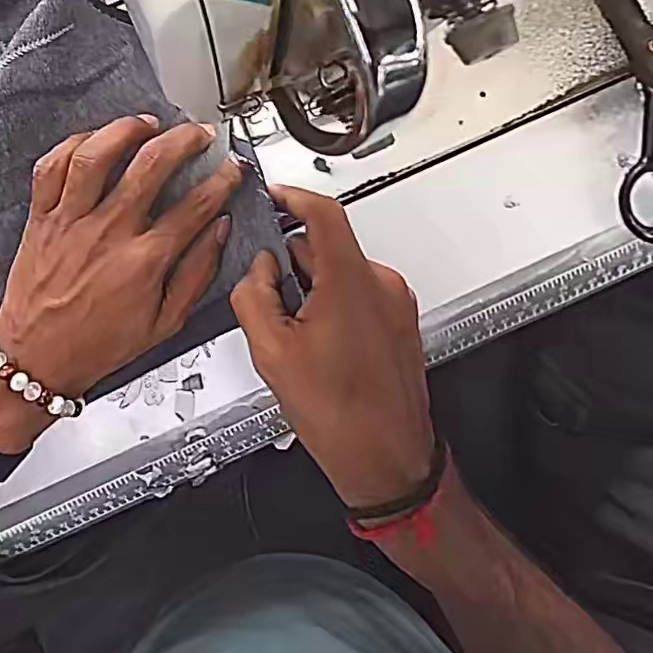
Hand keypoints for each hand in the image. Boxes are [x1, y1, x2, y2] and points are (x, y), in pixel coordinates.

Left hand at [0, 114, 242, 452]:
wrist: (37, 356)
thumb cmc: (97, 343)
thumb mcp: (164, 323)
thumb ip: (197, 273)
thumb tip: (218, 231)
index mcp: (143, 261)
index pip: (195, 205)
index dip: (222, 180)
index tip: (231, 168)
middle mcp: (108, 233)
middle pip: (151, 166)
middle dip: (184, 140)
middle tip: (199, 134)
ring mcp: (71, 221)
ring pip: (97, 156)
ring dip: (126, 131)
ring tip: (148, 124)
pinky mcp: (43, 218)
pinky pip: (51, 168)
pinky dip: (73, 145)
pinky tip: (94, 139)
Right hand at [230, 184, 433, 509]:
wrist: (387, 458)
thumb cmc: (343, 416)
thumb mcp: (271, 352)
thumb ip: (254, 295)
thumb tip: (256, 270)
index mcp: (350, 282)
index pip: (323, 212)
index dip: (293, 196)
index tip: (275, 195)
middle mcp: (380, 285)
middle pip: (324, 246)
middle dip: (290, 264)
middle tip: (270, 297)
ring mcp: (394, 303)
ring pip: (339, 270)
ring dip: (311, 287)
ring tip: (298, 334)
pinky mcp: (398, 320)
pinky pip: (357, 291)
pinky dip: (332, 302)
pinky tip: (319, 342)